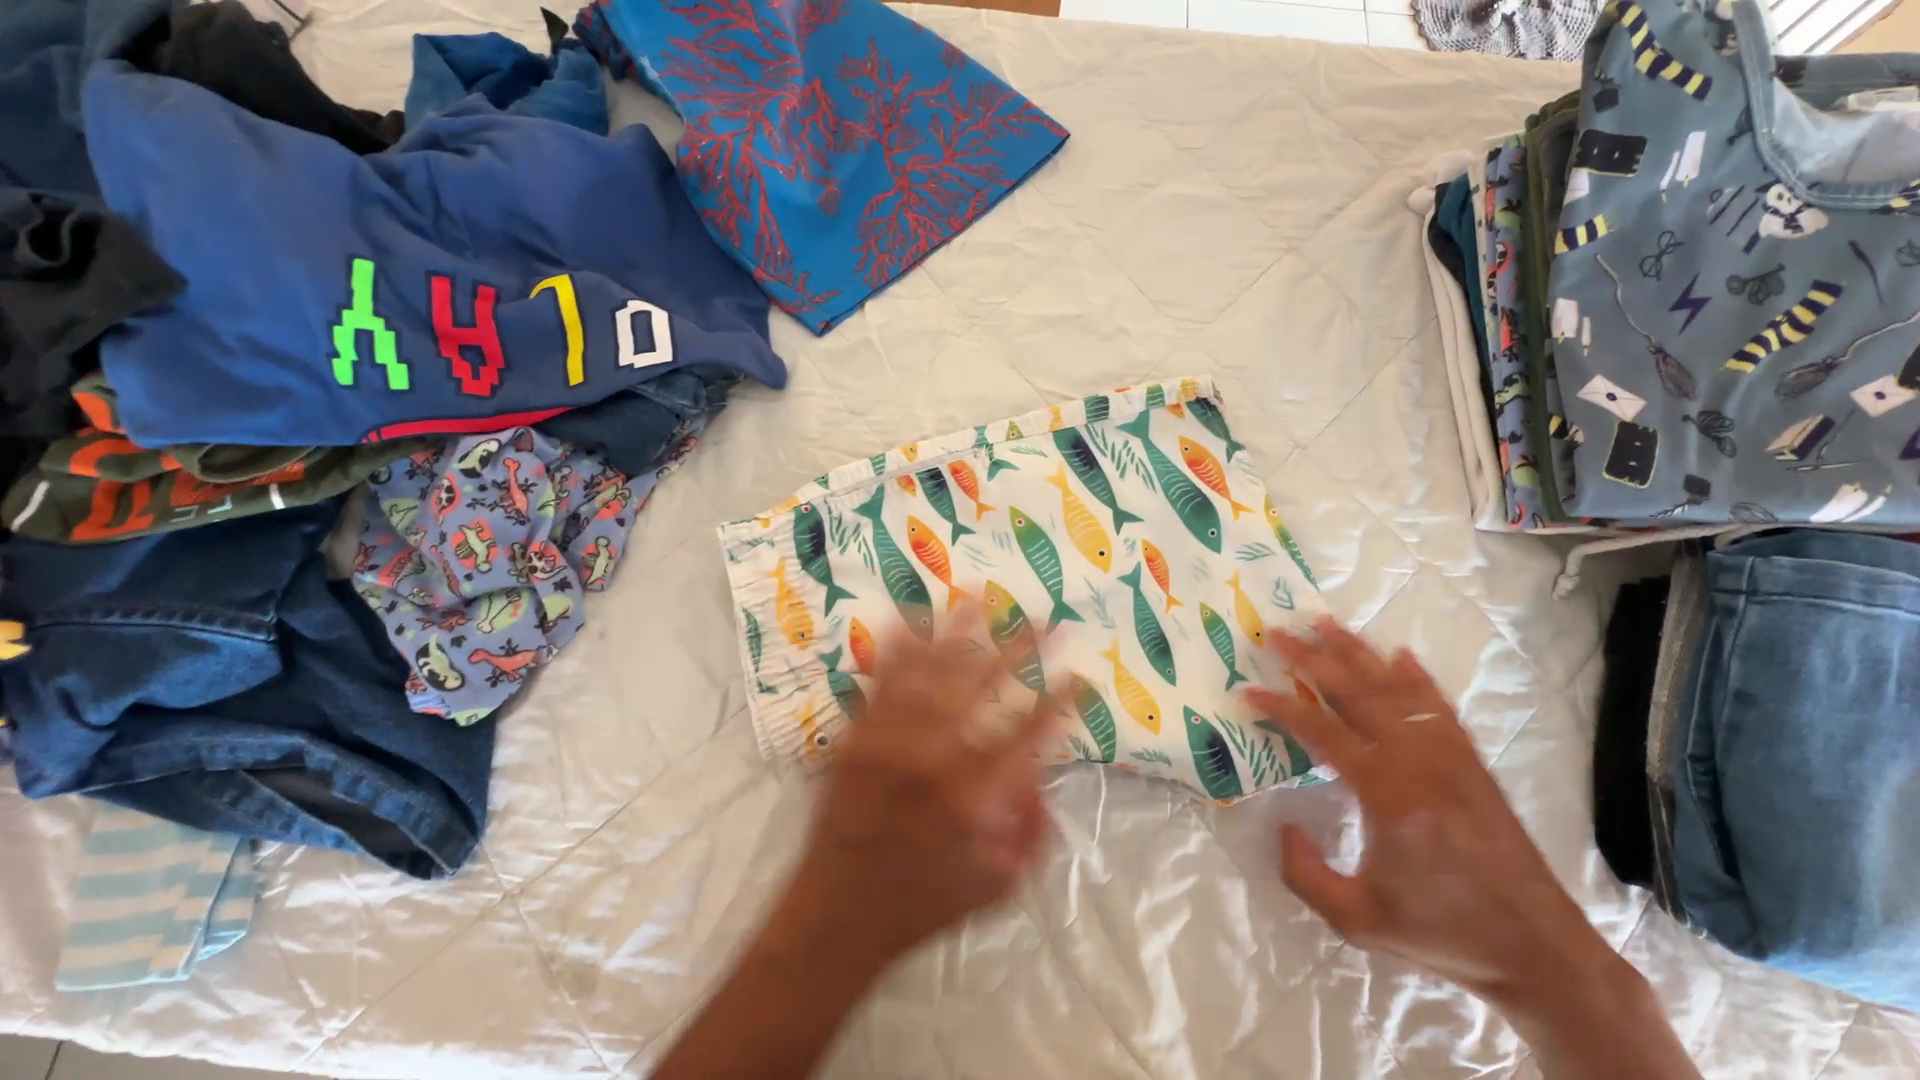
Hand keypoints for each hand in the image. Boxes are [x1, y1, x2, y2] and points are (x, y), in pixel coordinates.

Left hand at [768, 612, 1059, 976]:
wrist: (835, 915)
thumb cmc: (922, 903)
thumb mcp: (998, 886)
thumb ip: (1030, 830)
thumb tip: (1039, 777)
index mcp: (978, 796)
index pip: (1031, 735)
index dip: (1061, 703)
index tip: (1080, 677)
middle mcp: (937, 759)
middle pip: (987, 689)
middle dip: (1022, 650)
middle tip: (1048, 621)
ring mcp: (891, 742)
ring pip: (932, 673)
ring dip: (960, 632)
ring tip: (979, 595)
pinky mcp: (857, 737)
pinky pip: (880, 682)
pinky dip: (897, 646)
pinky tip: (912, 616)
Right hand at [1245, 618, 1622, 1006]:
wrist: (1537, 947)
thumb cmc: (1442, 933)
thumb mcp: (1357, 920)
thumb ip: (1305, 874)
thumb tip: (1283, 826)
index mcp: (1387, 794)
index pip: (1324, 732)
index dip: (1282, 707)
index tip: (1249, 690)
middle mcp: (1419, 763)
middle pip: (1359, 694)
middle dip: (1314, 659)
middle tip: (1279, 633)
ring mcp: (1451, 758)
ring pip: (1398, 690)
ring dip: (1360, 654)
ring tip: (1327, 624)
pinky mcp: (1473, 766)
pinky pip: (1440, 708)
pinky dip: (1417, 678)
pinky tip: (1400, 656)